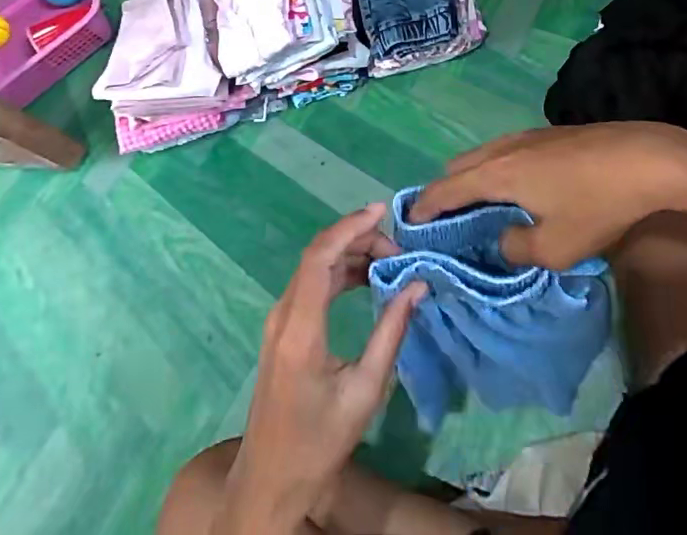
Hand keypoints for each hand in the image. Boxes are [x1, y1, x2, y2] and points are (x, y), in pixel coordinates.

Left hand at [217, 203, 427, 533]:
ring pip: (313, 269)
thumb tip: (416, 287)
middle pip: (317, 257)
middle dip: (357, 240)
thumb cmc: (320, 441)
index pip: (319, 258)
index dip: (349, 227)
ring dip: (348, 256)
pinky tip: (365, 278)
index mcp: (299, 328)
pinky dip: (337, 274)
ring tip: (389, 259)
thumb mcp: (364, 391)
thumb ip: (390, 334)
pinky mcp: (282, 327)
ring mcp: (278, 319)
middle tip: (398, 248)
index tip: (381, 211)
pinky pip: (310, 286)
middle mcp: (282, 313)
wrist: (271, 475)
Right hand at [412, 122, 686, 269]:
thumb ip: (515, 249)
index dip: (423, 208)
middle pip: (455, 168)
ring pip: (480, 157)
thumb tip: (502, 240)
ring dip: (471, 180)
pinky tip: (522, 189)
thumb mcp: (557, 247)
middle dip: (444, 192)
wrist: (649, 159)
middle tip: (450, 221)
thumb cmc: (598, 204)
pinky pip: (503, 152)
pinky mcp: (545, 134)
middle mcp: (499, 150)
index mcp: (493, 175)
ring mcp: (523, 136)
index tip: (410, 224)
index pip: (443, 191)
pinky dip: (495, 171)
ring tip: (484, 206)